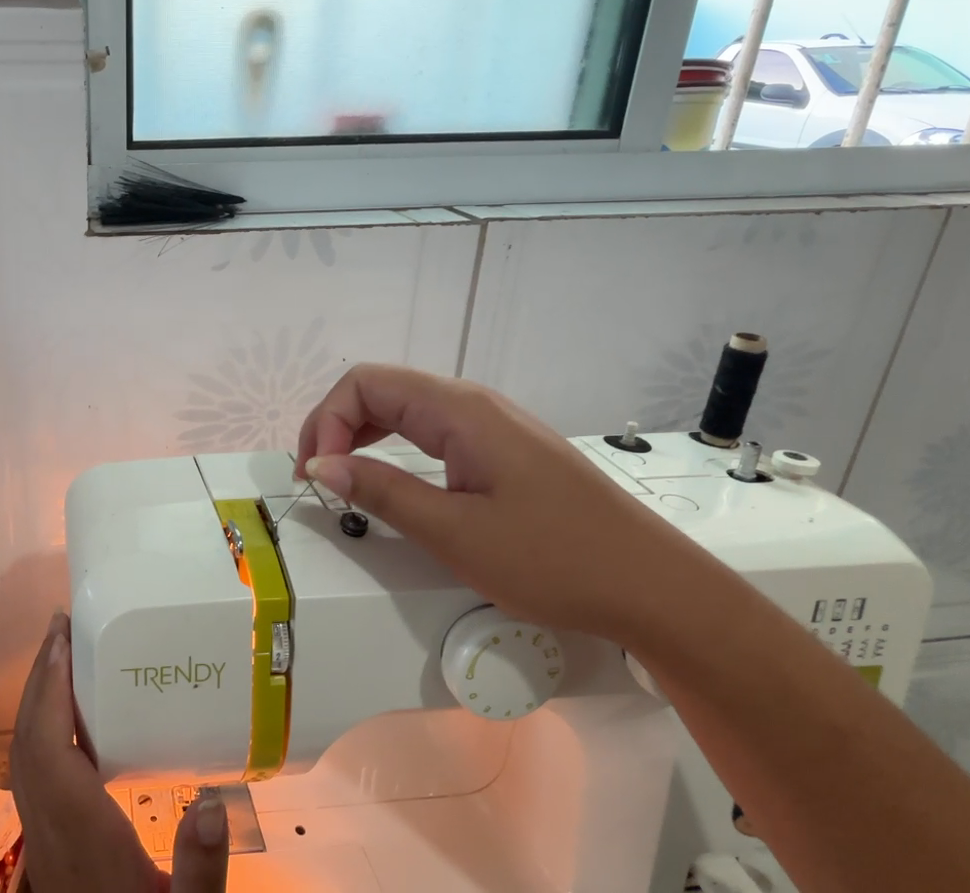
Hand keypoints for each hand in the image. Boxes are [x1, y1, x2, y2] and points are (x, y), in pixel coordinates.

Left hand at [10, 612, 228, 892]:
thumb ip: (201, 869)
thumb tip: (209, 801)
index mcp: (82, 836)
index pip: (48, 749)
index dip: (50, 690)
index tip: (62, 640)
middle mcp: (51, 829)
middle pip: (28, 742)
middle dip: (41, 679)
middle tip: (63, 628)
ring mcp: (44, 839)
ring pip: (24, 757)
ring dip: (38, 701)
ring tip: (65, 659)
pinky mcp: (49, 846)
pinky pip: (34, 773)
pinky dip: (44, 731)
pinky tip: (74, 722)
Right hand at [293, 364, 725, 644]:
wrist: (653, 587)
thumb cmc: (553, 559)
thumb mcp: (454, 532)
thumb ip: (381, 491)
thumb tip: (320, 466)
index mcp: (459, 410)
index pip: (365, 383)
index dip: (326, 422)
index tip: (316, 478)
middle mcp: (473, 404)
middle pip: (382, 388)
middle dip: (335, 425)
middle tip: (316, 479)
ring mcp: (492, 425)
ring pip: (405, 408)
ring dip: (361, 436)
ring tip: (339, 480)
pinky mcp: (503, 450)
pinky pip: (431, 431)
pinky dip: (393, 447)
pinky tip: (387, 479)